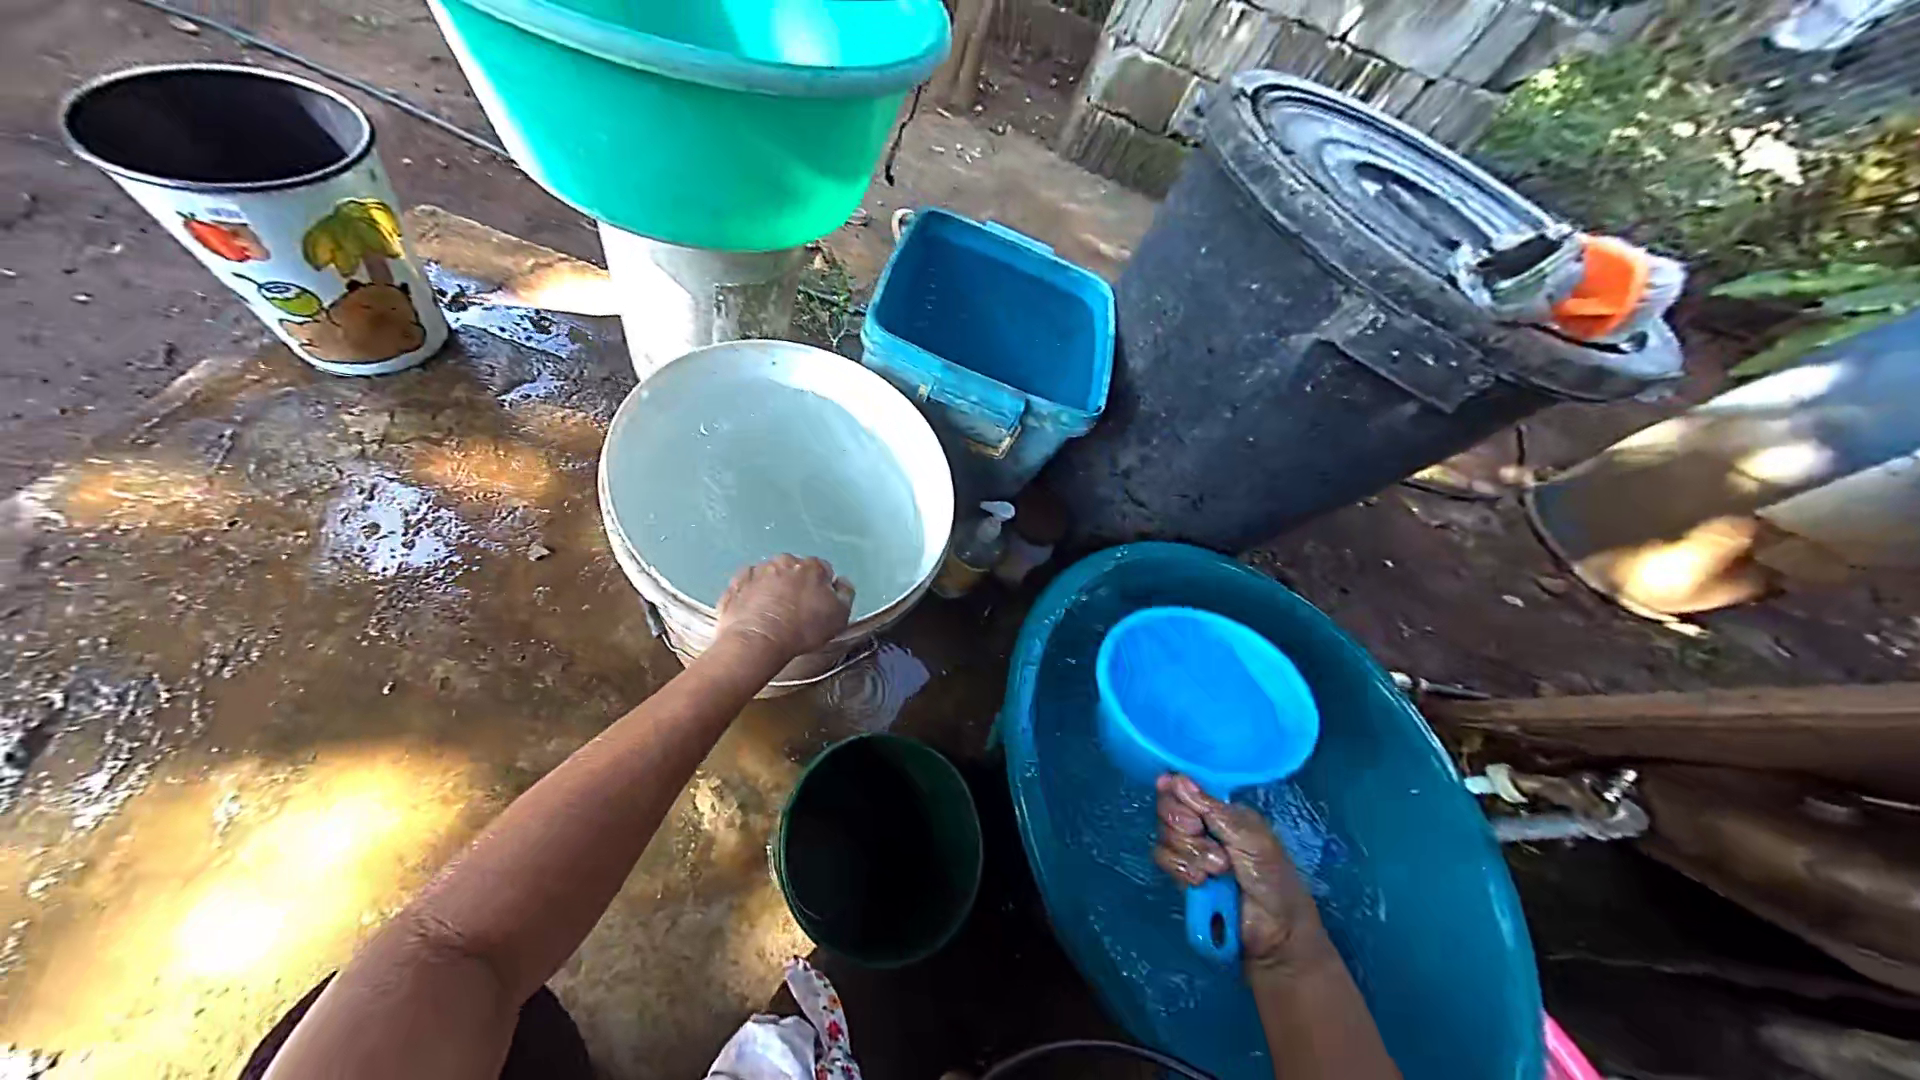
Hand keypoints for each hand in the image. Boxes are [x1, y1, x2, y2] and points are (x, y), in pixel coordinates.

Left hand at [714, 555, 853, 659]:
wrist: (758, 640)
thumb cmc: (802, 629)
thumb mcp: (840, 616)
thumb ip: (846, 594)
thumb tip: (842, 583)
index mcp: (813, 567)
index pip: (823, 570)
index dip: (822, 588)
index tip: (818, 605)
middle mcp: (785, 561)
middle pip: (795, 570)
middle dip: (795, 584)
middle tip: (795, 611)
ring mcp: (758, 570)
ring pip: (770, 575)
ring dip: (772, 588)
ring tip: (772, 614)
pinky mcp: (736, 582)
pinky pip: (747, 584)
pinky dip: (750, 593)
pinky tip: (753, 612)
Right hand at [1153, 773, 1333, 974]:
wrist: (1274, 932)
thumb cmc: (1272, 877)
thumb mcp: (1252, 837)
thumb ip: (1213, 808)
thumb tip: (1175, 778)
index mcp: (1220, 810)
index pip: (1183, 788)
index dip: (1178, 795)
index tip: (1189, 810)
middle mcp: (1200, 825)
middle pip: (1168, 809)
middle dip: (1185, 826)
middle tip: (1204, 838)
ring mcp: (1188, 850)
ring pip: (1164, 835)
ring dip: (1191, 853)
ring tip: (1218, 870)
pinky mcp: (1180, 874)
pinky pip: (1163, 858)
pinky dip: (1180, 868)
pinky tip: (1201, 881)